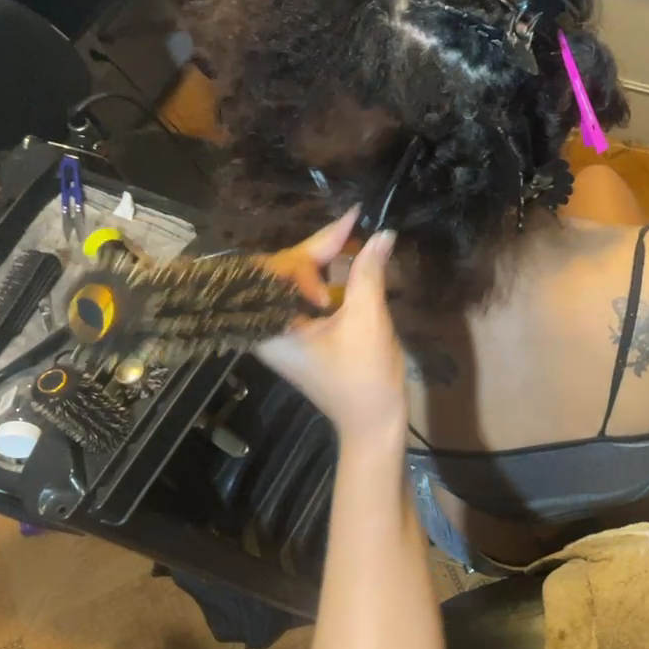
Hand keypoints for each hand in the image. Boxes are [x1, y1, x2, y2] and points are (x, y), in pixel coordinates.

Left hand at [254, 218, 406, 439]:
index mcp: (269, 326)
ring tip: (353, 241)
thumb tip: (382, 234)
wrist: (374, 426)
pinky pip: (304, 297)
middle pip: (283, 270)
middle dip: (319, 249)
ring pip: (294, 281)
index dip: (318, 245)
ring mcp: (280, 332)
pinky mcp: (297, 336)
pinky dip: (327, 280)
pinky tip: (348, 266)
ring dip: (324, 261)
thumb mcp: (369, 322)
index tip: (353, 223)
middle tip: (354, 229)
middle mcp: (265, 326)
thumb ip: (368, 273)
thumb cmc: (366, 380)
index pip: (283, 267)